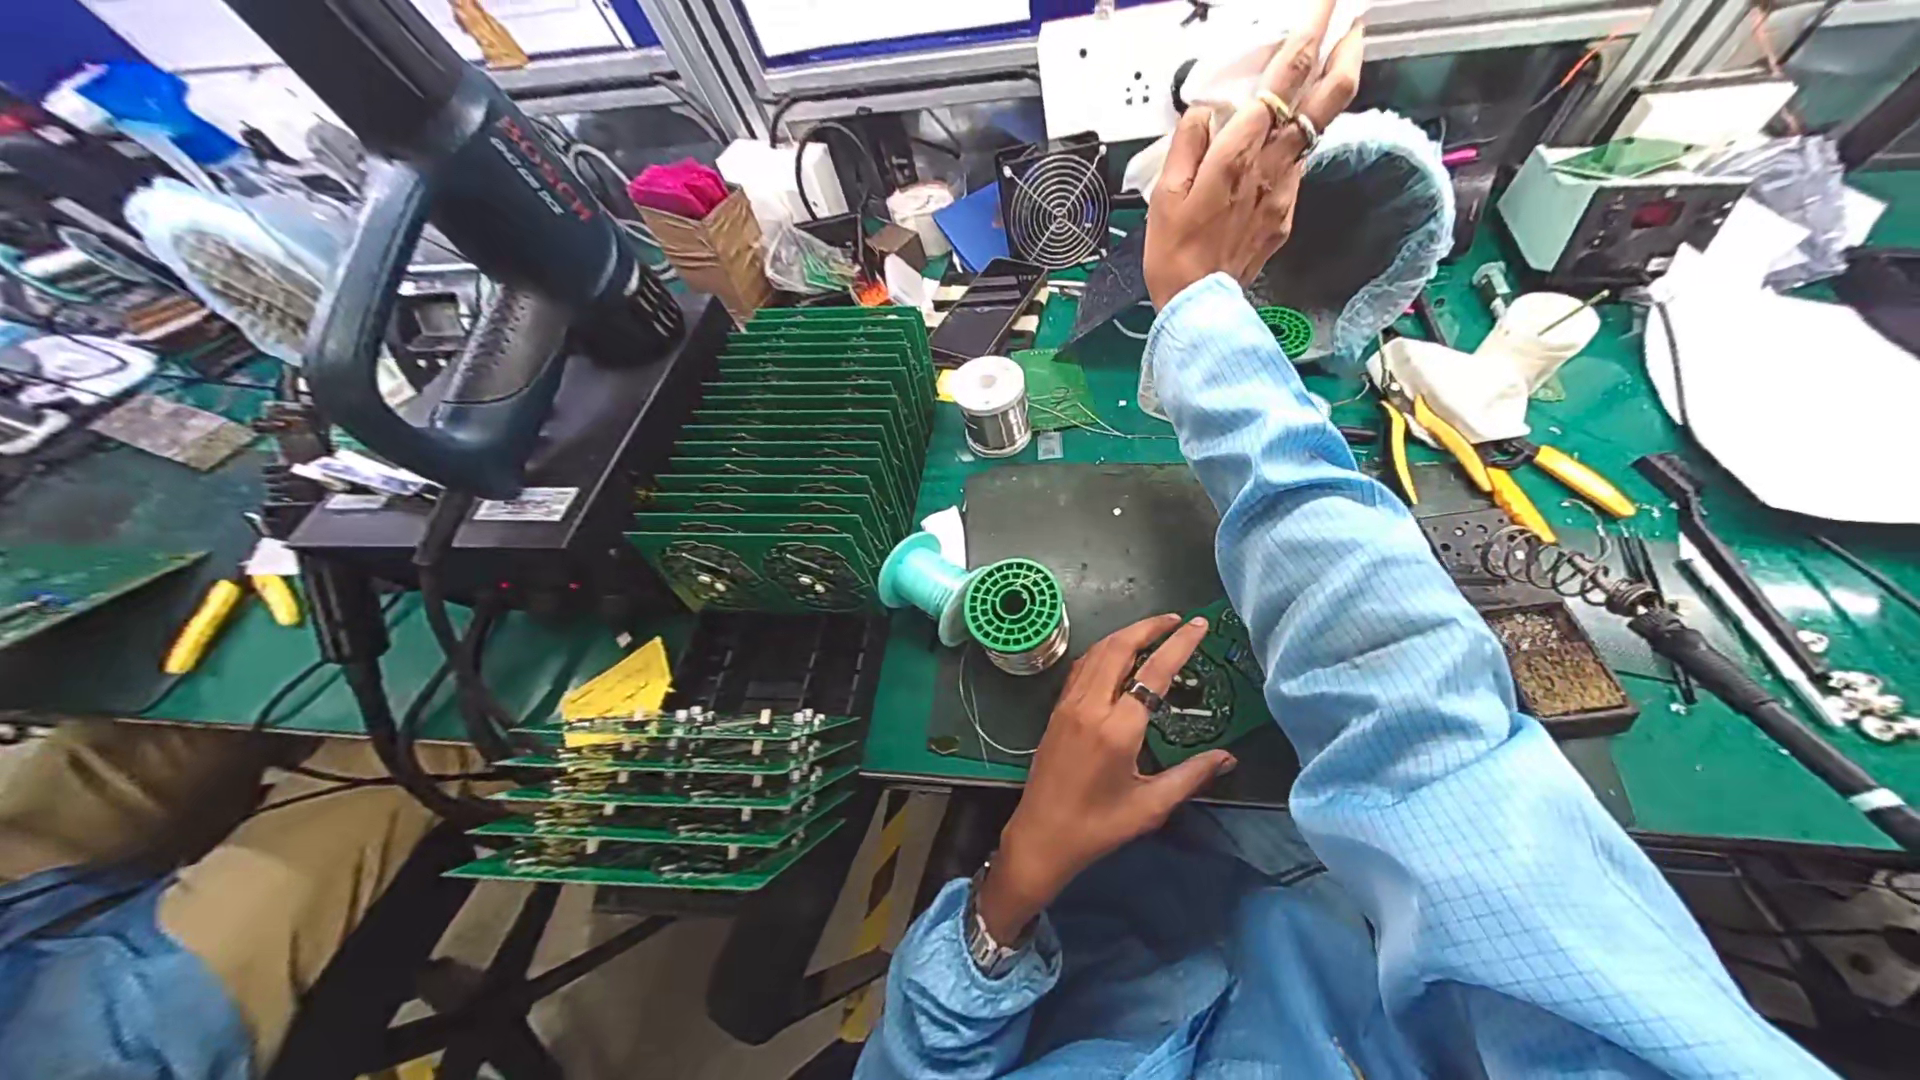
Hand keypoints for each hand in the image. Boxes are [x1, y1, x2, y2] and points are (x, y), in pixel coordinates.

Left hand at [976, 614, 1237, 940]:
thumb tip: (1227, 758)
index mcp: (1117, 729)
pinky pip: (1081, 667)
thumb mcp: (1151, 806)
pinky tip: (1116, 655)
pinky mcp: (1057, 709)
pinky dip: (1103, 651)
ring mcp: (1068, 704)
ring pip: (1096, 653)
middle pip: (1118, 648)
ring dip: (1125, 635)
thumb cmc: (1098, 826)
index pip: (1153, 673)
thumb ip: (1191, 776)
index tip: (1198, 625)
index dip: (1179, 644)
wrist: (1041, 835)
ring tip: (1153, 631)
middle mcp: (1090, 706)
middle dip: (1148, 627)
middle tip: (1176, 620)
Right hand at [1142, 0, 1364, 308]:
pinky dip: (1294, 145)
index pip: (1283, 79)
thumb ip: (1187, 143)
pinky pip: (1296, 168)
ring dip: (1325, 94)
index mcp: (1238, 153)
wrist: (1198, 302)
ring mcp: (1285, 190)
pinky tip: (1283, 143)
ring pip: (1316, 129)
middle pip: (1327, 96)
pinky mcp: (1285, 214)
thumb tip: (1203, 113)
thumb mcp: (1164, 195)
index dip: (1309, 34)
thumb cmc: (1174, 253)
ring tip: (1324, 71)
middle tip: (1352, 22)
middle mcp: (1271, 166)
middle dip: (1346, 50)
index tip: (1326, 5)